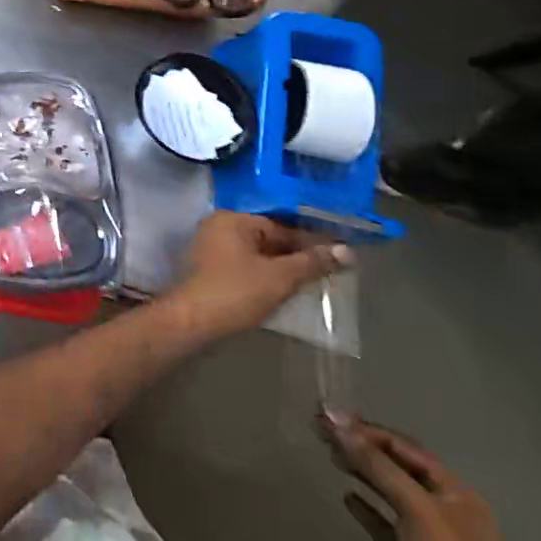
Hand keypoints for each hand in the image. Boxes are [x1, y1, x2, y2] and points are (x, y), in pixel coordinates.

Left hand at [169, 212, 348, 335]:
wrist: (194, 320)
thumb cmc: (236, 292)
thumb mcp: (279, 277)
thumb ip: (311, 263)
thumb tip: (346, 251)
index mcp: (232, 220)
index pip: (279, 226)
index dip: (310, 241)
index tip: (338, 254)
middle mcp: (219, 227)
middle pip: (268, 238)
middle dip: (297, 255)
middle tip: (332, 269)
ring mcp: (212, 248)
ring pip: (258, 253)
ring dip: (283, 266)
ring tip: (315, 280)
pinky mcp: (212, 269)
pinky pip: (246, 265)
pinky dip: (266, 274)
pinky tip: (287, 289)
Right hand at [323, 417, 498, 540]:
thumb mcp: (415, 507)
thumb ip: (378, 465)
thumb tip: (336, 422)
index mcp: (456, 492)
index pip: (406, 447)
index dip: (368, 430)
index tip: (330, 419)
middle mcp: (444, 508)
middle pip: (396, 465)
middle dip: (360, 446)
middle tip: (323, 432)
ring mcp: (429, 533)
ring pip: (389, 491)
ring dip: (360, 471)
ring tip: (332, 457)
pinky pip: (385, 522)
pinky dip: (365, 506)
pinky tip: (347, 498)